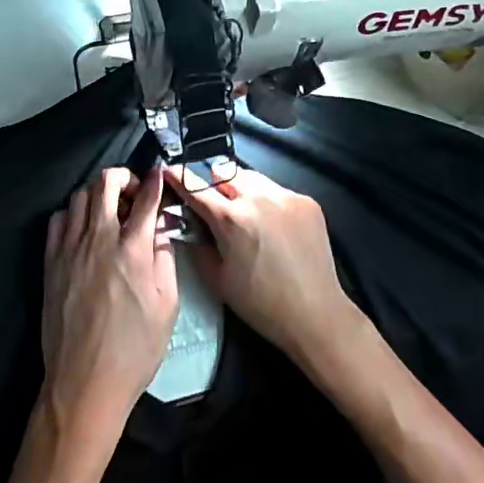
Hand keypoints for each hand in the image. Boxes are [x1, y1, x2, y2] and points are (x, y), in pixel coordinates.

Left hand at [40, 166, 179, 426]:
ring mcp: (70, 249)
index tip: (159, 172)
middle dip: (124, 177)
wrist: (84, 383)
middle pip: (105, 183)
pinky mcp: (51, 262)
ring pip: (79, 196)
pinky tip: (85, 229)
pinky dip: (74, 214)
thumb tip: (159, 231)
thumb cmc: (134, 348)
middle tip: (135, 193)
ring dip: (98, 193)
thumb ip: (165, 258)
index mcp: (132, 249)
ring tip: (110, 210)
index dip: (155, 179)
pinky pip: (58, 220)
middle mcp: (99, 239)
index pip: (146, 198)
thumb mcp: (167, 304)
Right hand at [163, 166, 361, 361]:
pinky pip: (277, 190)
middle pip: (225, 173)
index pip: (197, 188)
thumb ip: (197, 244)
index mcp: (232, 219)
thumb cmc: (260, 303)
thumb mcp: (217, 279)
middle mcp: (258, 198)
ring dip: (241, 188)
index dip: (179, 178)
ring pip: (252, 177)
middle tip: (213, 200)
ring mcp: (285, 196)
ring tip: (244, 212)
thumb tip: (185, 222)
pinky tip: (272, 224)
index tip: (168, 170)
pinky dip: (268, 201)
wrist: (314, 313)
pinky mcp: (306, 201)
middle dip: (213, 182)